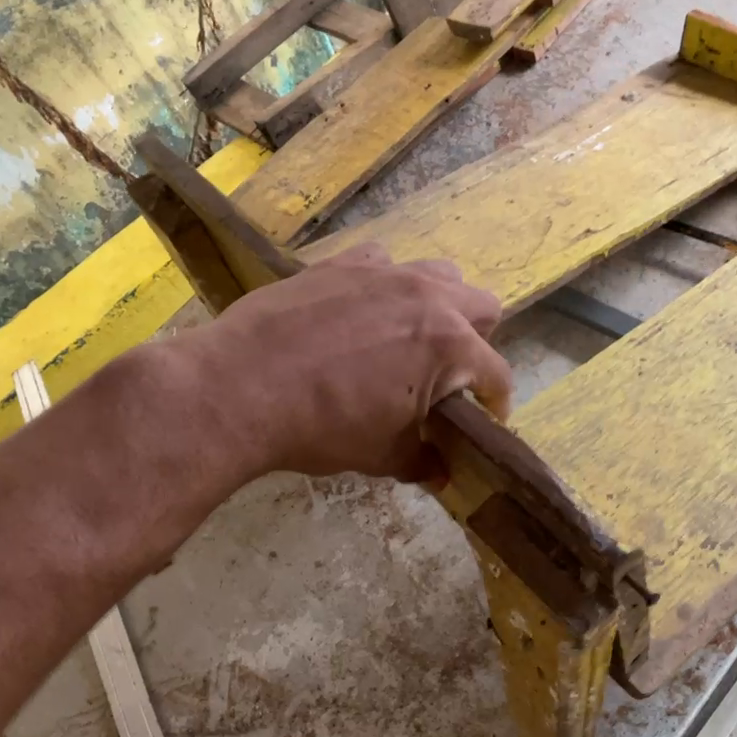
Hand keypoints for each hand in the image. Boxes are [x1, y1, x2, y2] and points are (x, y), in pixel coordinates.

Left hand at [186, 244, 511, 482]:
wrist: (240, 388)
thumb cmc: (322, 427)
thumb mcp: (383, 456)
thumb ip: (423, 461)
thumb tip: (442, 474)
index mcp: (449, 346)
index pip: (496, 374)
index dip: (496, 402)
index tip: (485, 419)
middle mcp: (426, 297)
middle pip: (483, 306)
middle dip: (478, 341)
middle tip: (447, 375)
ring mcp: (383, 273)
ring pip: (438, 273)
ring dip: (439, 304)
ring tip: (410, 337)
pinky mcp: (341, 263)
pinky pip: (382, 262)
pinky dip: (384, 284)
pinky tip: (361, 312)